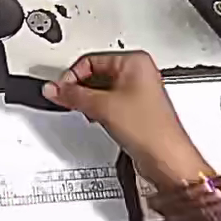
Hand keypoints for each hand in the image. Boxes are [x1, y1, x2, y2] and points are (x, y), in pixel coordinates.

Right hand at [42, 52, 208, 184]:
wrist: (167, 160)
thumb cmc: (151, 130)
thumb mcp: (102, 107)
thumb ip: (73, 96)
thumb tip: (54, 88)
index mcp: (135, 61)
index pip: (91, 59)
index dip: (73, 75)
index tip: (62, 89)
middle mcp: (138, 72)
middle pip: (96, 72)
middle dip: (80, 87)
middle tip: (69, 99)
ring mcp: (138, 91)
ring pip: (101, 88)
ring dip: (89, 99)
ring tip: (85, 110)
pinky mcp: (135, 109)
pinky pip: (109, 102)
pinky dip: (98, 109)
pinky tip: (96, 118)